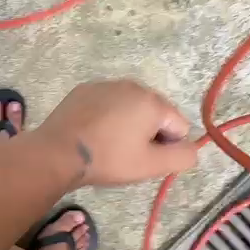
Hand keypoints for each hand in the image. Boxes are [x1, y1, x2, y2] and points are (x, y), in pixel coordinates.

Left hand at [30, 80, 199, 186]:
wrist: (58, 152)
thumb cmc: (108, 158)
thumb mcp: (152, 165)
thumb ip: (182, 157)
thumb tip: (192, 148)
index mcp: (152, 101)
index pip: (179, 126)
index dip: (167, 147)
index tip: (144, 157)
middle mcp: (131, 85)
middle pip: (155, 113)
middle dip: (148, 133)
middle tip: (126, 153)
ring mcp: (105, 84)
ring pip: (130, 107)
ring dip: (127, 124)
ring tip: (108, 145)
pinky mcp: (83, 89)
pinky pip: (107, 104)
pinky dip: (106, 117)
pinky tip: (92, 134)